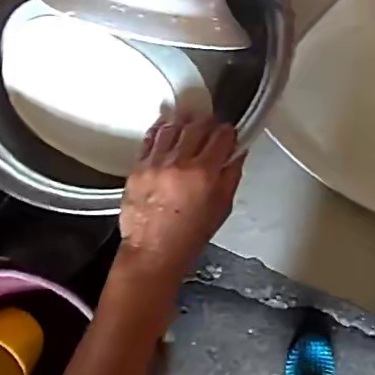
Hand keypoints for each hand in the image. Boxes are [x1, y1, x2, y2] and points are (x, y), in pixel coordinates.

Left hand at [118, 115, 245, 281]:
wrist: (152, 251)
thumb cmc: (187, 237)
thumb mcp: (221, 208)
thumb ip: (230, 176)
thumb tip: (236, 155)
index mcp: (204, 174)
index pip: (221, 136)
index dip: (227, 132)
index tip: (228, 133)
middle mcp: (178, 163)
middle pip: (196, 126)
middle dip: (207, 124)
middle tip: (210, 127)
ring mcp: (155, 163)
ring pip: (172, 127)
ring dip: (183, 123)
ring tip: (188, 126)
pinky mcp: (137, 167)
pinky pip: (150, 139)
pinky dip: (160, 131)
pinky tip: (166, 131)